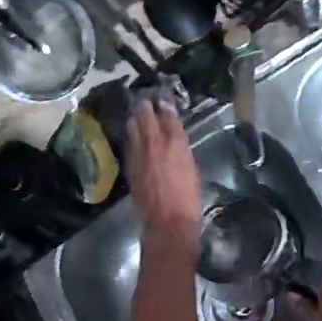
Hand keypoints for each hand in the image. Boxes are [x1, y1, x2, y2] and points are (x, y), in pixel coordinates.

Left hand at [127, 99, 201, 258]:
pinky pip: (129, 143)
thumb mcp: (192, 169)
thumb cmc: (189, 198)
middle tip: (147, 100)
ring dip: (136, 118)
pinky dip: (132, 136)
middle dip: (146, 106)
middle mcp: (154, 142)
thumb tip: (174, 141)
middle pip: (145, 115)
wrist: (168, 221)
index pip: (168, 114)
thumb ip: (181, 150)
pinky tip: (134, 135)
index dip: (166, 105)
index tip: (164, 99)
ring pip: (133, 126)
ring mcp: (138, 153)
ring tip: (138, 114)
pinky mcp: (129, 165)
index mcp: (175, 142)